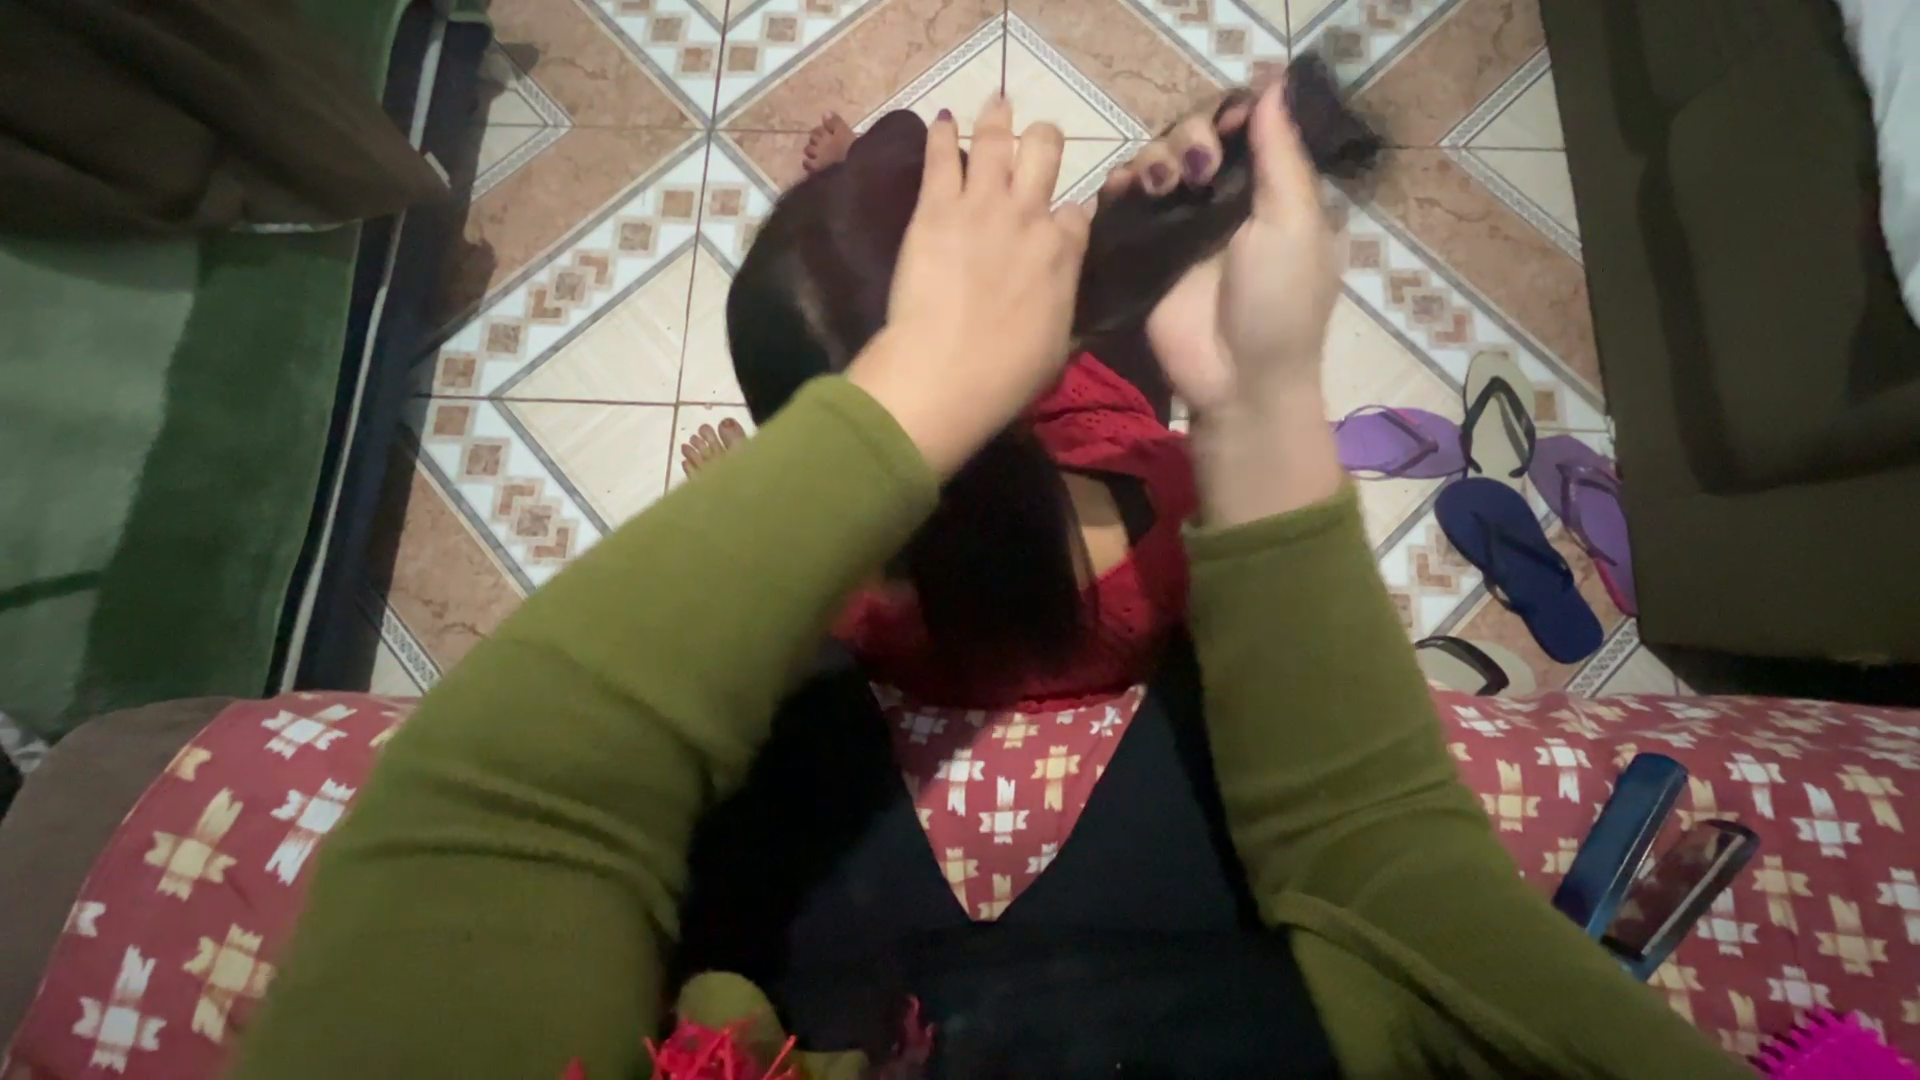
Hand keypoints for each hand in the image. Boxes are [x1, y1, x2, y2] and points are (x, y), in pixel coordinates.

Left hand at [846, 97, 1090, 476]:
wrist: (949, 371)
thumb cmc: (1007, 376)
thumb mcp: (1056, 349)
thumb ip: (1062, 309)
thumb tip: (1064, 296)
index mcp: (1064, 254)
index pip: (1076, 213)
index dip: (1068, 214)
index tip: (1060, 219)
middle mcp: (1030, 216)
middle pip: (1045, 152)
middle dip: (1044, 141)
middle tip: (1036, 140)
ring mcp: (983, 205)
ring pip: (997, 138)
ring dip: (998, 118)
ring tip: (997, 104)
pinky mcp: (936, 208)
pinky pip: (942, 156)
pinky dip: (943, 135)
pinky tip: (941, 122)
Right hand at [1108, 81, 1339, 412]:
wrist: (1237, 378)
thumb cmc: (1279, 303)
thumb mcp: (1295, 224)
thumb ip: (1281, 157)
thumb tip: (1275, 85)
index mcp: (1265, 191)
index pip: (1239, 130)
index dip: (1227, 115)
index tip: (1224, 124)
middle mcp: (1220, 203)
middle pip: (1191, 140)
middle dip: (1188, 137)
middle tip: (1195, 167)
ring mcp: (1178, 230)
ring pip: (1155, 167)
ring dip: (1154, 160)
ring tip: (1160, 184)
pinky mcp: (1144, 256)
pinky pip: (1125, 209)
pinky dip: (1119, 189)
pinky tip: (1121, 189)